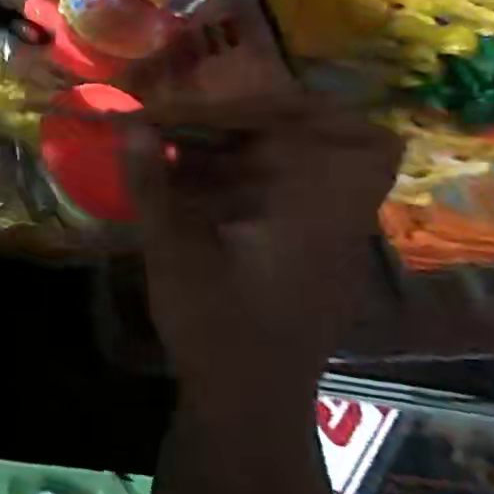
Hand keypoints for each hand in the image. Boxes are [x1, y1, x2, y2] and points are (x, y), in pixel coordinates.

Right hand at [124, 99, 401, 404]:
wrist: (246, 400)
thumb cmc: (216, 321)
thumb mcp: (172, 248)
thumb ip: (152, 182)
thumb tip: (130, 120)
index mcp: (316, 214)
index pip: (363, 141)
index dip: (317, 107)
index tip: (249, 93)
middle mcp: (330, 221)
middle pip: (321, 147)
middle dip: (259, 121)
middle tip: (199, 112)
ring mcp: (318, 242)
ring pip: (297, 172)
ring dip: (242, 150)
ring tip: (181, 141)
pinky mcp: (298, 257)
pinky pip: (281, 200)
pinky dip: (239, 181)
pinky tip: (188, 182)